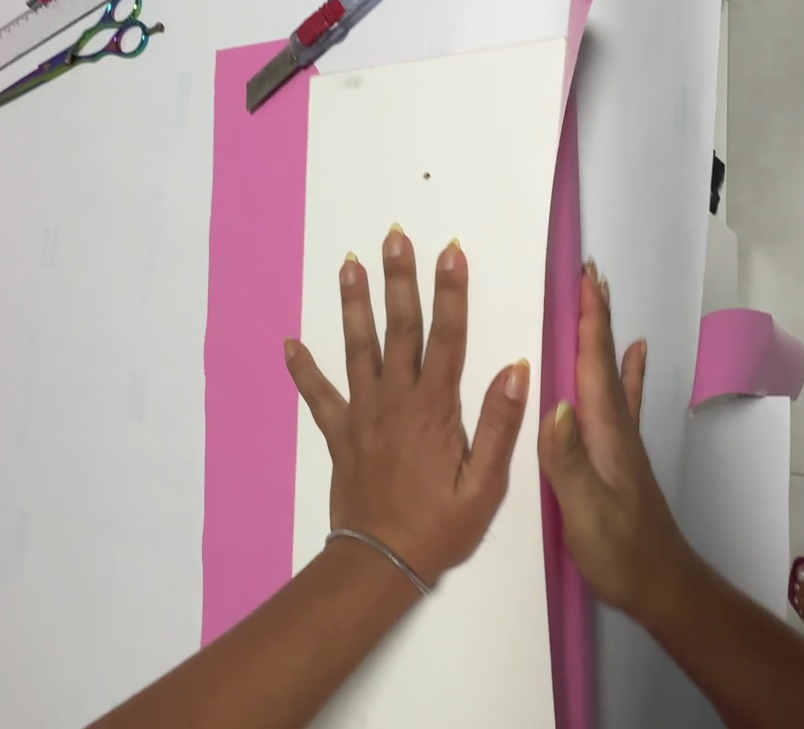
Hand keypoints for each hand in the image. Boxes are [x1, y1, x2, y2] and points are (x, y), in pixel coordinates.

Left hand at [283, 228, 530, 586]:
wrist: (379, 565)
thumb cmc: (440, 525)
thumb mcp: (486, 484)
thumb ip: (500, 424)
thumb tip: (515, 368)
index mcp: (434, 407)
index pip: (447, 336)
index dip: (450, 292)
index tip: (450, 251)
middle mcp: (396, 398)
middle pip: (399, 328)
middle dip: (399, 280)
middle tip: (393, 237)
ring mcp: (362, 413)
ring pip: (358, 348)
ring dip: (354, 304)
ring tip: (349, 264)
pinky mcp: (339, 432)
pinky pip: (318, 396)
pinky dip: (303, 369)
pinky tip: (288, 343)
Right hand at [538, 262, 698, 620]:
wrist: (661, 581)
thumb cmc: (619, 549)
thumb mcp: (584, 510)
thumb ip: (567, 460)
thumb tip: (553, 403)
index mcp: (605, 429)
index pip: (595, 362)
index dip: (590, 318)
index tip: (585, 276)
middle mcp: (616, 423)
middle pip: (605, 356)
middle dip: (596, 312)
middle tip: (589, 271)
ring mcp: (622, 436)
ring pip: (612, 369)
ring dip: (606, 331)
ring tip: (601, 296)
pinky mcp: (623, 451)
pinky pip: (623, 397)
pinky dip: (628, 369)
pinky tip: (635, 353)